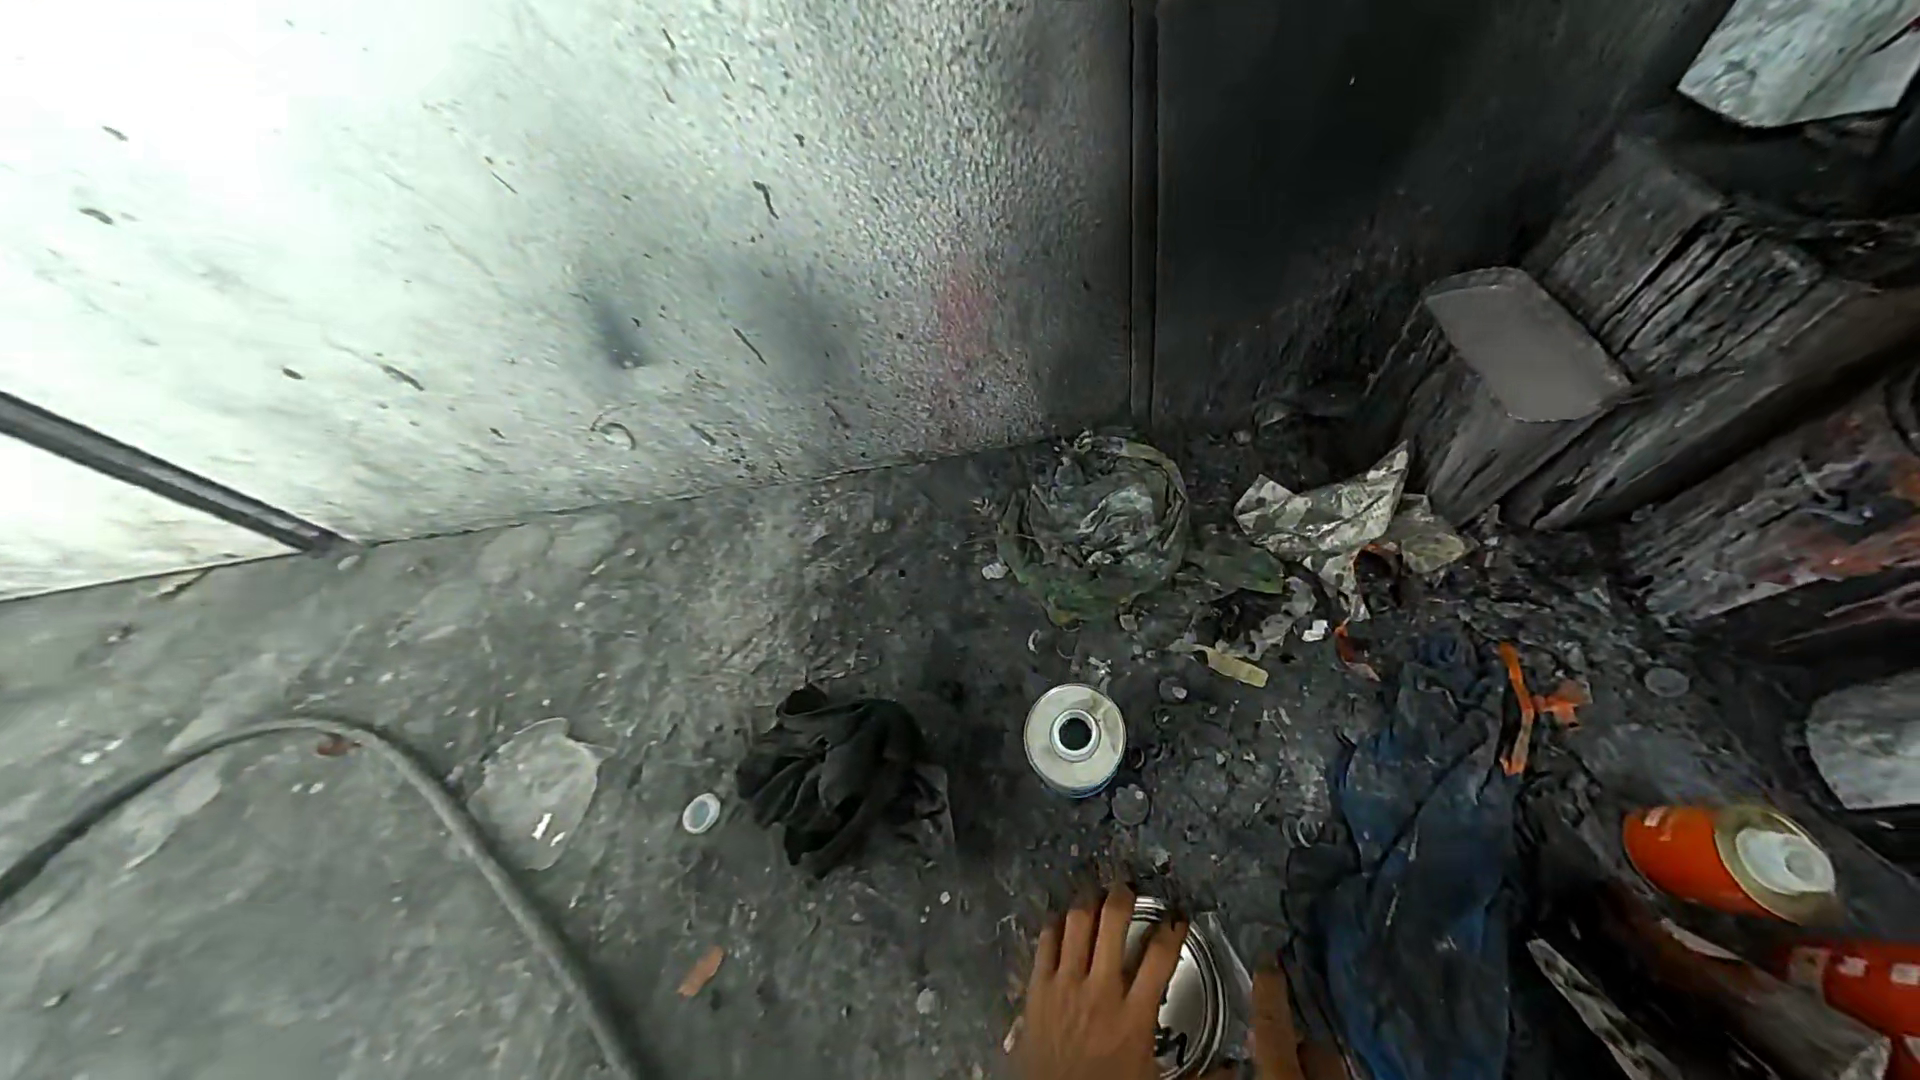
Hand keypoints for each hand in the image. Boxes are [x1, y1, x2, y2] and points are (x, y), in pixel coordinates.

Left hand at [1016, 884, 1186, 1079]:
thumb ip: (1197, 1075)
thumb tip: (1234, 1070)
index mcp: (1134, 1017)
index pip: (1160, 959)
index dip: (1172, 931)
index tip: (1177, 917)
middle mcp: (1100, 990)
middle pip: (1112, 924)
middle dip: (1121, 897)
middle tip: (1126, 887)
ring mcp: (1065, 983)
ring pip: (1077, 923)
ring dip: (1087, 901)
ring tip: (1094, 890)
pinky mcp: (1038, 985)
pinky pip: (1046, 940)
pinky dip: (1055, 923)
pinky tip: (1062, 916)